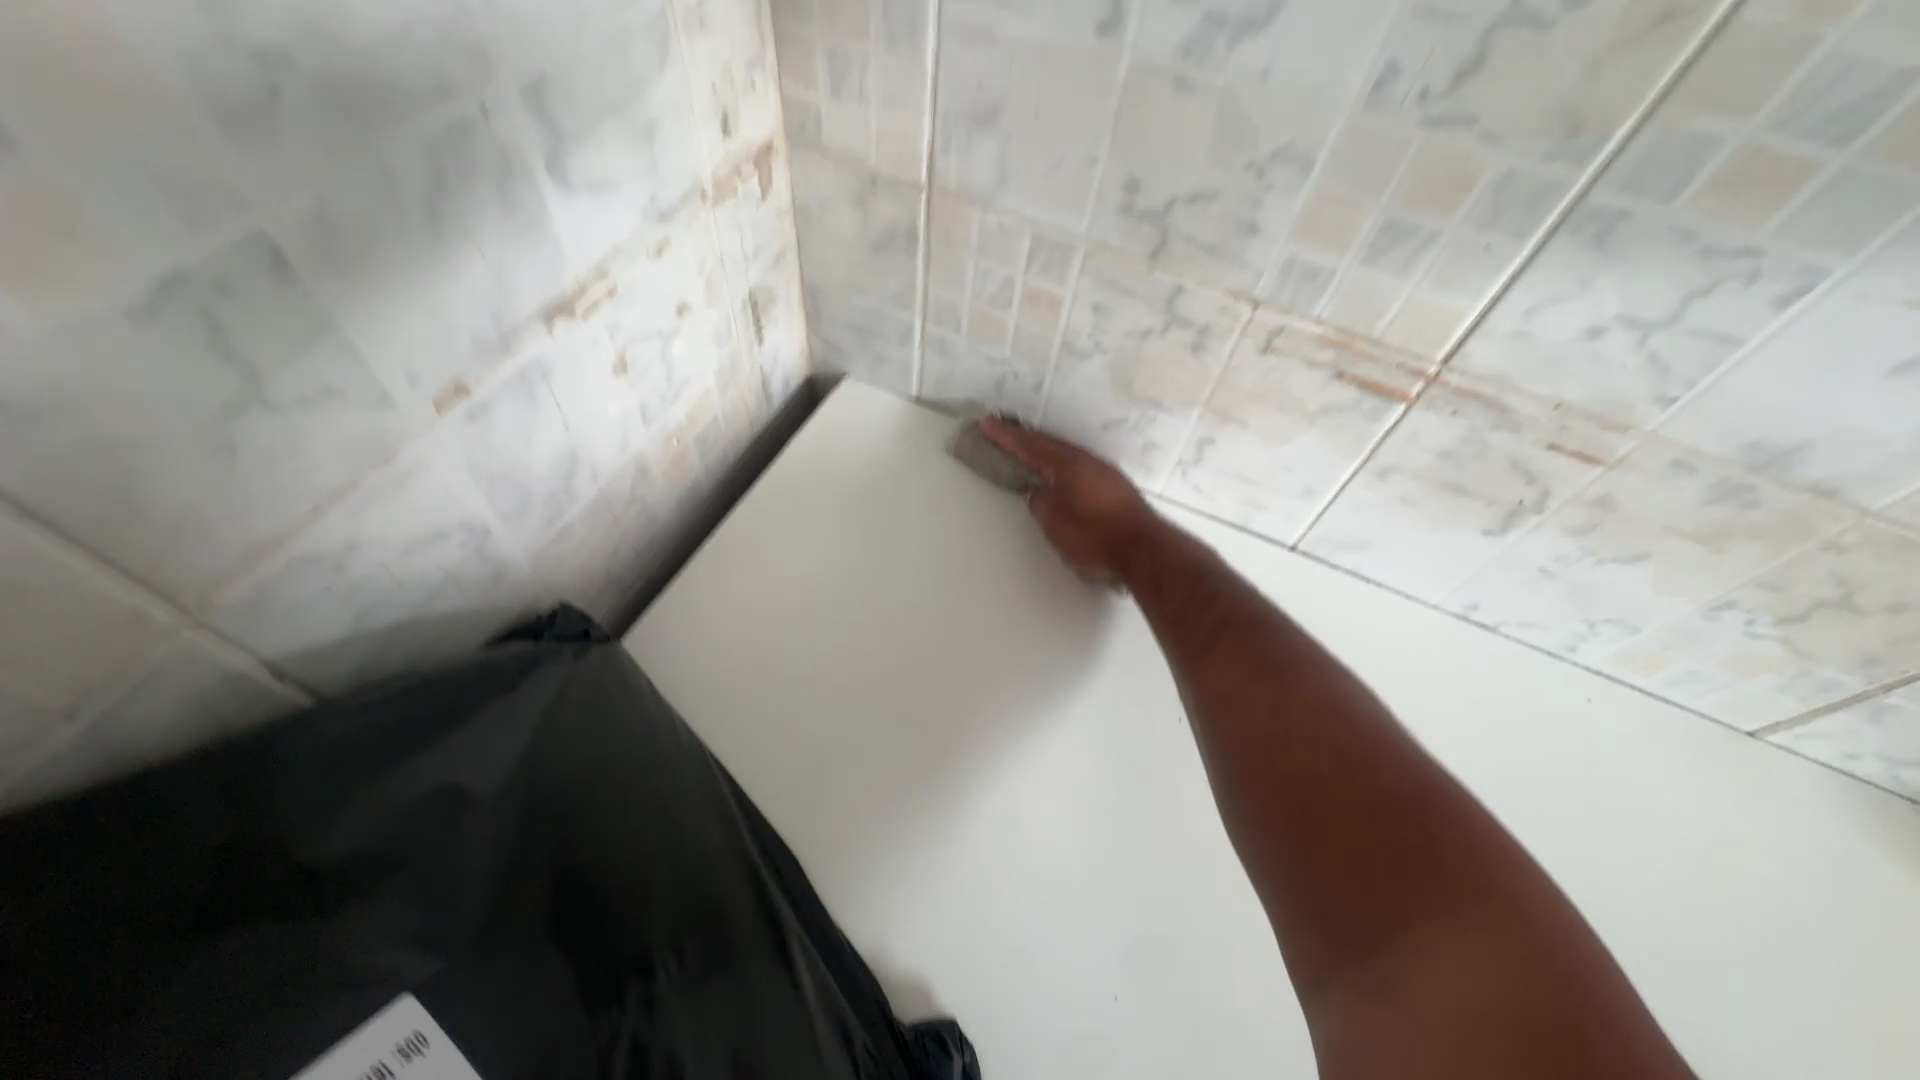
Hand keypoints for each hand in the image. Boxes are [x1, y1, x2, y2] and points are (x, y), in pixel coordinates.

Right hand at [979, 419, 1162, 583]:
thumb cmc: (1093, 535)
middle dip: (1026, 441)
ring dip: (1046, 455)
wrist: (1143, 549)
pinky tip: (1060, 479)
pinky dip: (1063, 470)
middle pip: (1050, 446)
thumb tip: (1037, 492)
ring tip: (1030, 456)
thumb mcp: (1053, 522)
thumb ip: (1040, 502)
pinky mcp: (1116, 489)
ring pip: (1068, 458)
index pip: (1030, 446)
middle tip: (1004, 435)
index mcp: (1068, 464)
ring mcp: (1105, 473)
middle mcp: (1087, 461)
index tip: (985, 423)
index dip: (1006, 436)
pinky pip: (1080, 470)